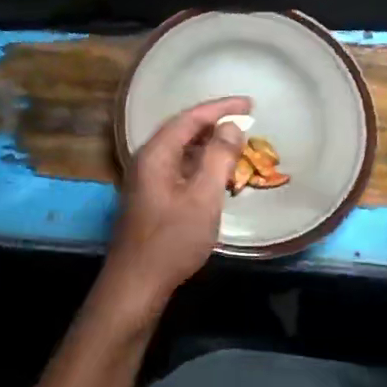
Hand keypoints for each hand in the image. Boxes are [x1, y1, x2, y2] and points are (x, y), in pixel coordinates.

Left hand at [101, 97, 251, 314]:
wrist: (137, 282)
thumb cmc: (172, 240)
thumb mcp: (203, 197)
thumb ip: (218, 158)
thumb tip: (232, 126)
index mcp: (155, 153)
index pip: (189, 118)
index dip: (220, 108)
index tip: (249, 104)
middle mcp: (146, 159)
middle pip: (181, 129)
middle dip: (214, 122)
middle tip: (246, 119)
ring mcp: (145, 178)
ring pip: (179, 149)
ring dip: (207, 143)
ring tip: (236, 141)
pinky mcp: (150, 195)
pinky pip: (177, 166)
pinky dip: (199, 162)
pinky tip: (216, 172)